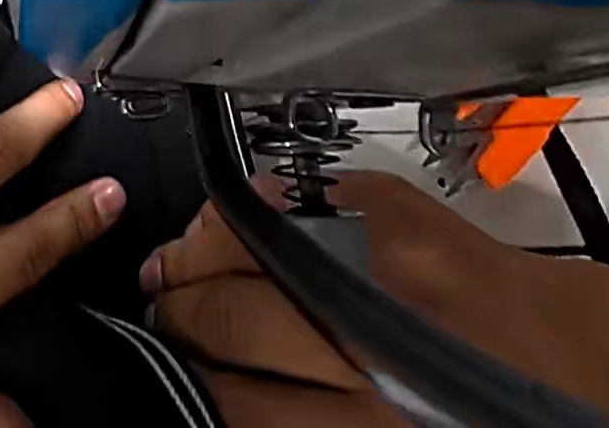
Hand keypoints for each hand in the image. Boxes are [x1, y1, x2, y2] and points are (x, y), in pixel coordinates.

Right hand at [143, 170, 608, 427]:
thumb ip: (357, 427)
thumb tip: (274, 409)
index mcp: (388, 422)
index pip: (251, 397)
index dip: (195, 375)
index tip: (160, 355)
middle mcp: (387, 350)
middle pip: (248, 316)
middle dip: (186, 305)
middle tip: (149, 294)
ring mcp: (419, 277)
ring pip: (281, 254)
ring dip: (221, 248)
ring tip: (180, 249)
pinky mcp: (459, 236)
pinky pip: (352, 203)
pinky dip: (296, 205)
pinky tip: (264, 206)